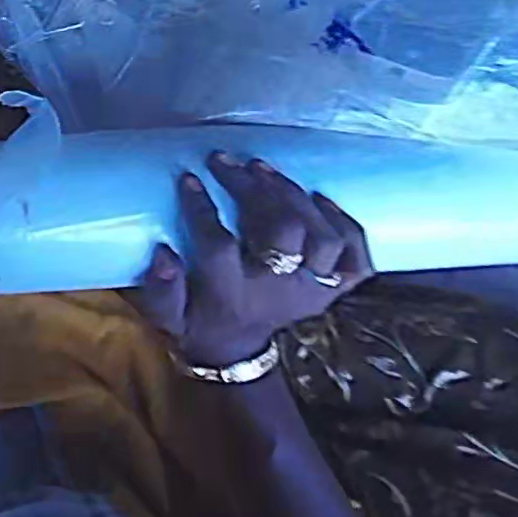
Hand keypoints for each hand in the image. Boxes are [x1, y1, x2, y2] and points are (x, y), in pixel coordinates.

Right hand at [126, 152, 372, 366]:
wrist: (235, 353)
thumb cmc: (194, 323)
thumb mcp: (166, 317)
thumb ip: (161, 290)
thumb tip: (163, 253)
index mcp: (234, 296)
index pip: (219, 245)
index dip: (203, 208)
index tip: (190, 179)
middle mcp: (280, 292)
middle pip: (282, 230)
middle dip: (255, 189)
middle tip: (228, 163)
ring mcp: (312, 291)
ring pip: (321, 237)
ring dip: (295, 197)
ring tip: (264, 170)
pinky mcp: (330, 291)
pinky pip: (356, 259)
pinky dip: (344, 225)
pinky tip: (319, 197)